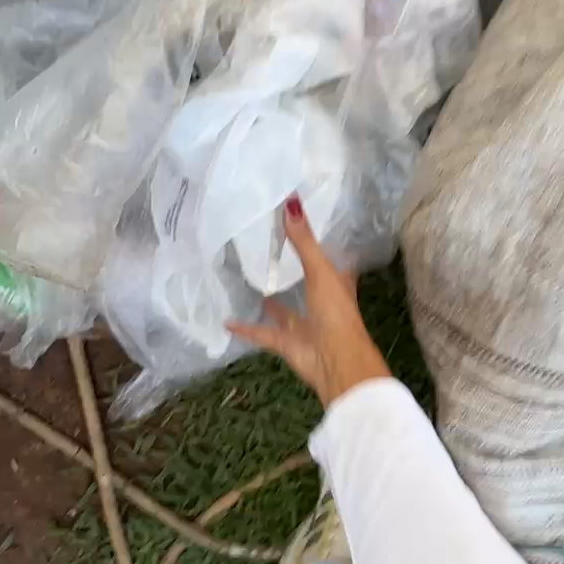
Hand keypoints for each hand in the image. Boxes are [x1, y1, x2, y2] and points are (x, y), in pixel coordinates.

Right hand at [226, 196, 391, 406]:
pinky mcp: (286, 343)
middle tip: (264, 250)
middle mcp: (320, 301)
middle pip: (303, 282)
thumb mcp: (320, 270)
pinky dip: (246, 329)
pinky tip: (227, 321)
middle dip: (289, 271)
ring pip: (284, 310)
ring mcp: (303, 324)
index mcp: (335, 282)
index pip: (326, 258)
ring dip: (270, 302)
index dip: (313, 242)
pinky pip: (262, 333)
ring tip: (248, 284)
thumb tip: (289, 202)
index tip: (294, 225)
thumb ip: (303, 241)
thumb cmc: (335, 312)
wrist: (336, 360)